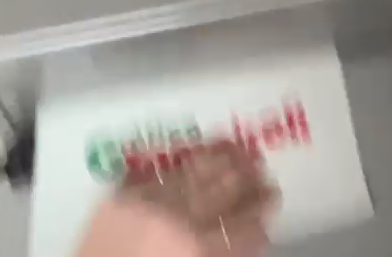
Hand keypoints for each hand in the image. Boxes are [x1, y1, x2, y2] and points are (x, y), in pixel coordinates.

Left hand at [74, 143, 276, 256]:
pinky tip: (194, 149)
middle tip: (262, 165)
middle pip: (223, 187)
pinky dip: (178, 158)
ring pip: (194, 168)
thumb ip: (222, 252)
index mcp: (195, 250)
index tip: (273, 198)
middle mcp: (176, 220)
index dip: (262, 208)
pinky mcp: (118, 197)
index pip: (242, 222)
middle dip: (248, 175)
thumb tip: (253, 234)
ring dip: (220, 154)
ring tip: (238, 145)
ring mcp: (145, 203)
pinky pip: (157, 167)